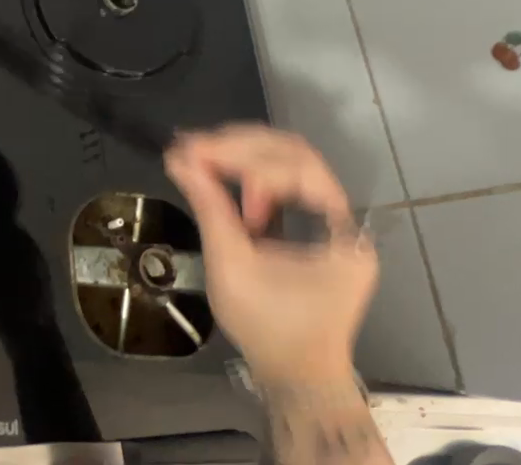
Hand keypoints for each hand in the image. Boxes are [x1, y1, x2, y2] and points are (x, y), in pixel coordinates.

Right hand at [164, 124, 375, 385]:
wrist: (295, 374)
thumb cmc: (269, 329)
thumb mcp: (232, 267)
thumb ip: (210, 209)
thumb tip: (179, 160)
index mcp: (340, 234)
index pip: (300, 169)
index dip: (251, 167)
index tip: (207, 173)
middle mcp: (341, 218)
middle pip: (294, 153)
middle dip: (240, 145)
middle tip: (192, 146)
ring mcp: (326, 218)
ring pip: (286, 158)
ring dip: (239, 150)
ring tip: (195, 152)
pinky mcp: (307, 222)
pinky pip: (279, 177)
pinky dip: (243, 167)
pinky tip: (212, 166)